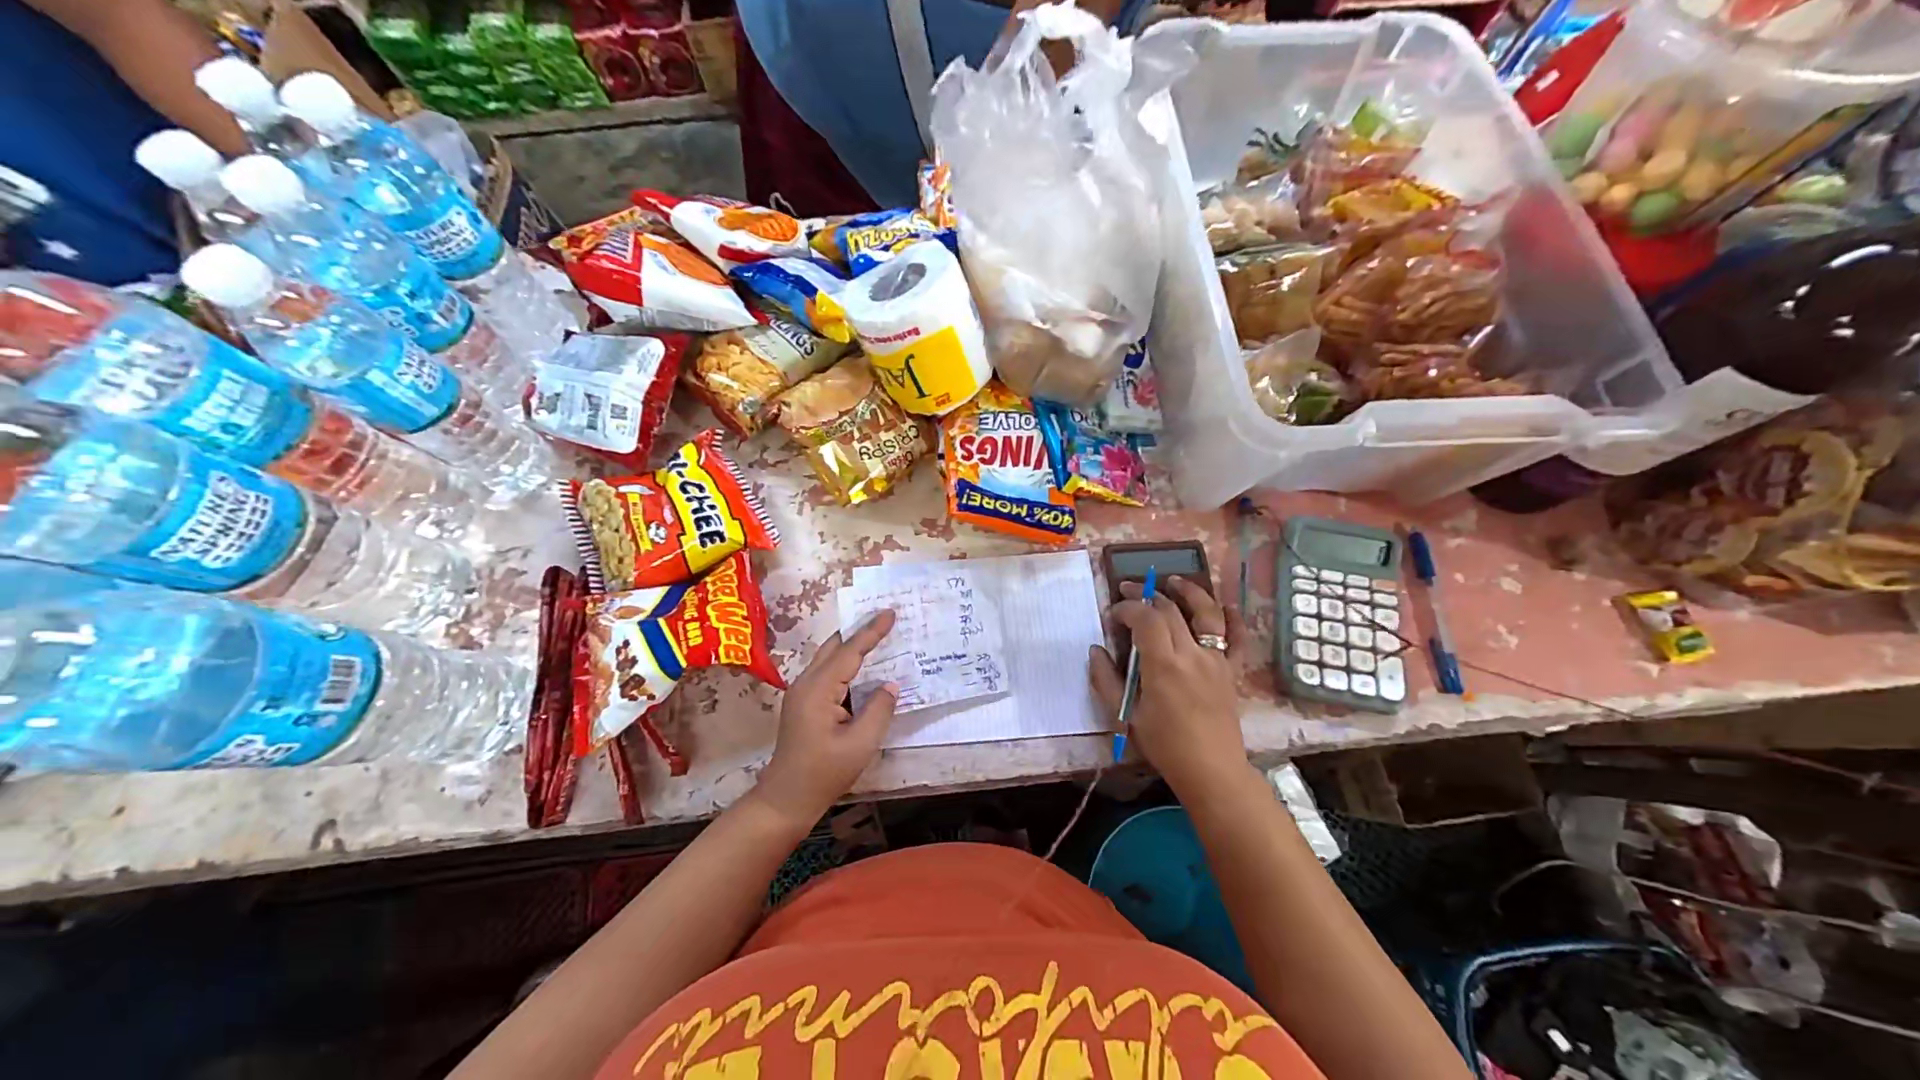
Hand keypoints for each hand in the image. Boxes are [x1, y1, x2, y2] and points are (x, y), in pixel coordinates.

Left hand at [752, 611, 898, 825]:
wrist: (786, 798)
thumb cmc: (824, 773)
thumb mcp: (860, 744)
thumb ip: (878, 710)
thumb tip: (890, 685)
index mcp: (818, 690)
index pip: (849, 652)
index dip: (871, 632)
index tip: (890, 612)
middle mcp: (805, 684)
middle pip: (834, 647)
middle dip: (859, 630)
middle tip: (885, 617)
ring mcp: (801, 693)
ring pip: (828, 658)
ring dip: (851, 646)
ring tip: (878, 635)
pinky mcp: (803, 703)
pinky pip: (827, 673)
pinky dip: (846, 663)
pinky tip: (862, 668)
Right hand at [1089, 577, 1250, 793]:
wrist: (1211, 770)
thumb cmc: (1164, 746)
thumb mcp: (1125, 716)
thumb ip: (1106, 680)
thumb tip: (1095, 650)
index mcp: (1164, 665)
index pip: (1145, 618)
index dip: (1127, 608)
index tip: (1112, 614)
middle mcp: (1193, 655)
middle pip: (1171, 610)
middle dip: (1146, 595)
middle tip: (1128, 590)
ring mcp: (1217, 660)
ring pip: (1206, 613)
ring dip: (1188, 592)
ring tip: (1172, 581)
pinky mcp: (1231, 671)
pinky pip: (1237, 638)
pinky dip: (1231, 618)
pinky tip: (1223, 606)